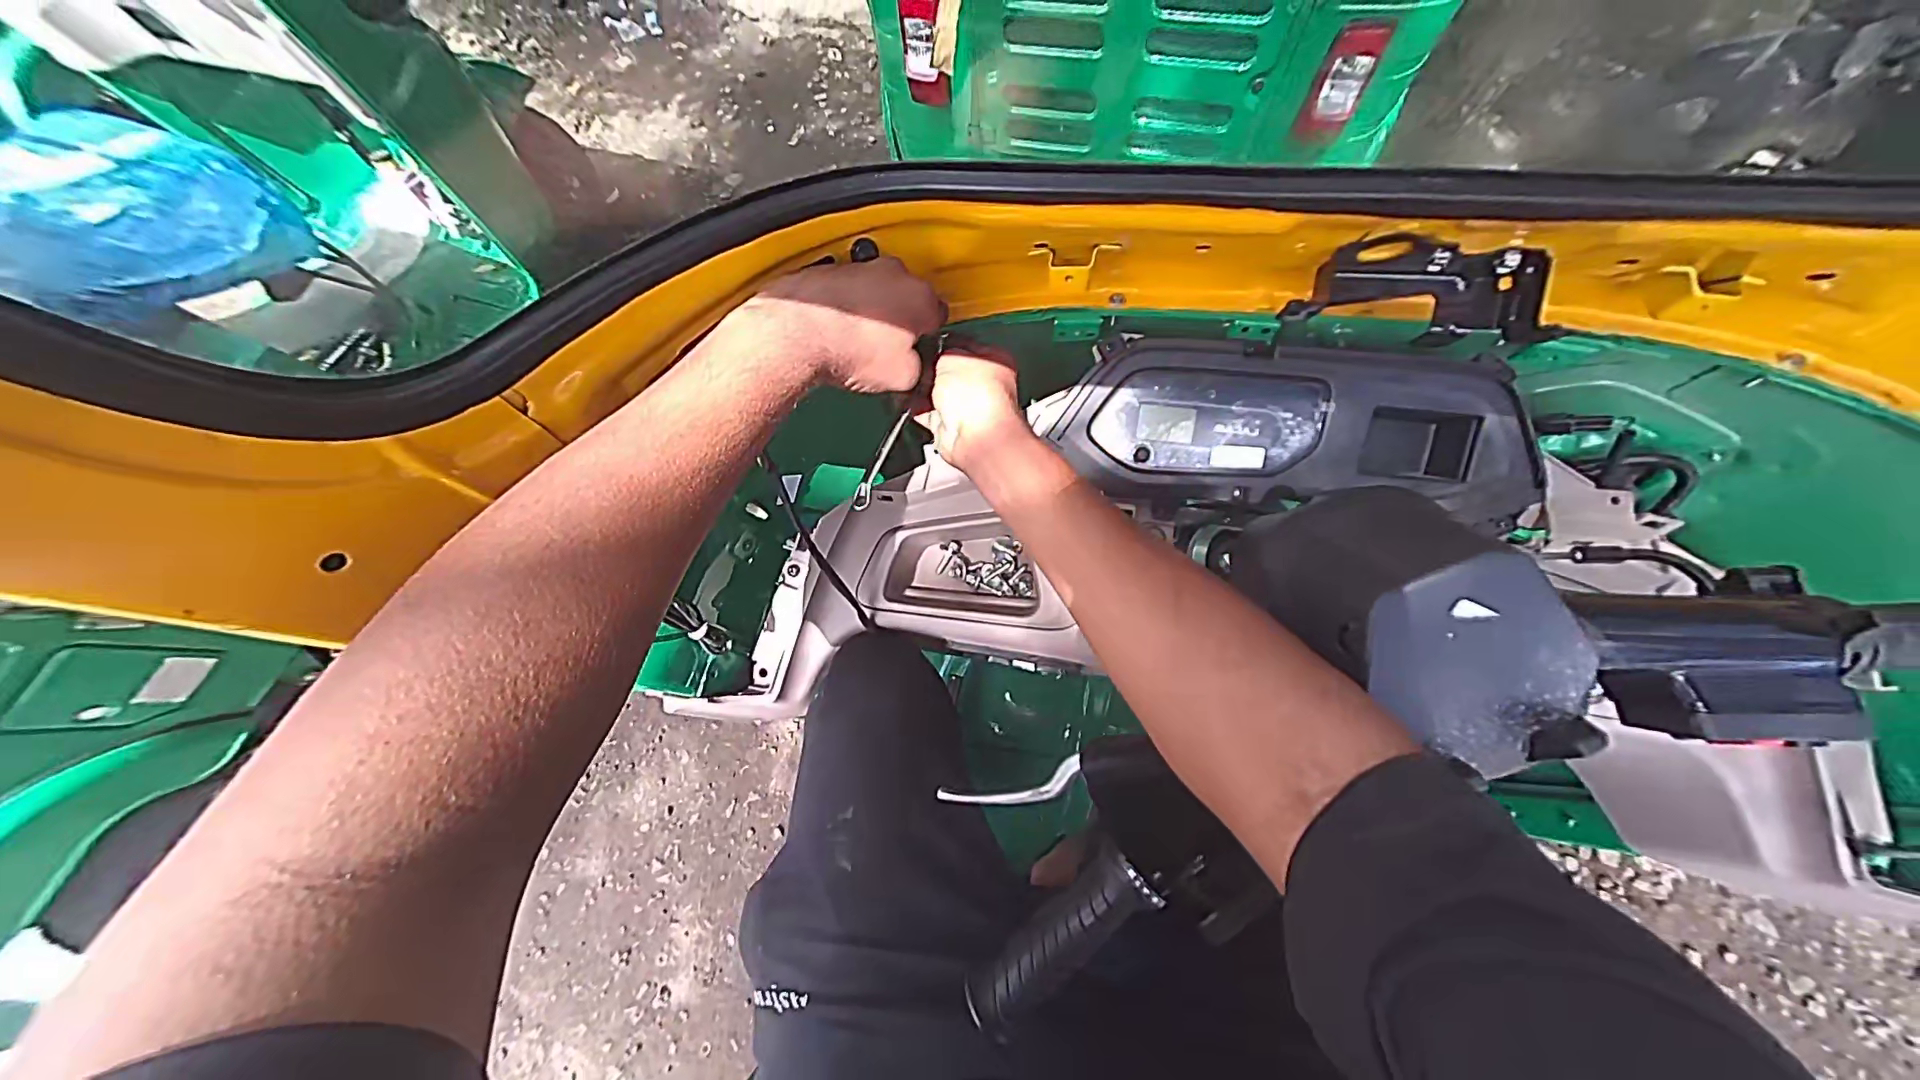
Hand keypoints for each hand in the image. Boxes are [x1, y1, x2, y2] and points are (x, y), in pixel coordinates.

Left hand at [725, 257, 944, 393]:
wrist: (796, 336)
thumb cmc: (845, 349)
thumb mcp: (902, 377)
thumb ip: (919, 369)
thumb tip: (913, 369)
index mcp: (920, 298)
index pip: (939, 315)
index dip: (929, 337)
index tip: (919, 350)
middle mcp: (893, 274)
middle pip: (908, 298)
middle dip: (901, 321)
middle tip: (888, 350)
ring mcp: (860, 267)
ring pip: (877, 291)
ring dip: (872, 312)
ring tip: (858, 343)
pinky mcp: (830, 269)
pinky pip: (847, 289)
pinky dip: (845, 306)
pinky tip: (837, 330)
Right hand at [913, 344, 1033, 473]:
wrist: (975, 438)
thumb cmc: (980, 399)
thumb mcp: (952, 358)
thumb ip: (940, 351)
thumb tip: (929, 351)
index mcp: (994, 360)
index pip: (964, 344)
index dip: (943, 342)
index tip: (926, 342)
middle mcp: (982, 384)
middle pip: (948, 370)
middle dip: (930, 368)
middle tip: (918, 364)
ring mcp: (967, 407)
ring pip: (936, 392)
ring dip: (922, 389)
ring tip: (912, 383)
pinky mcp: (950, 426)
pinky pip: (927, 412)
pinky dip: (916, 407)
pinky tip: (909, 400)